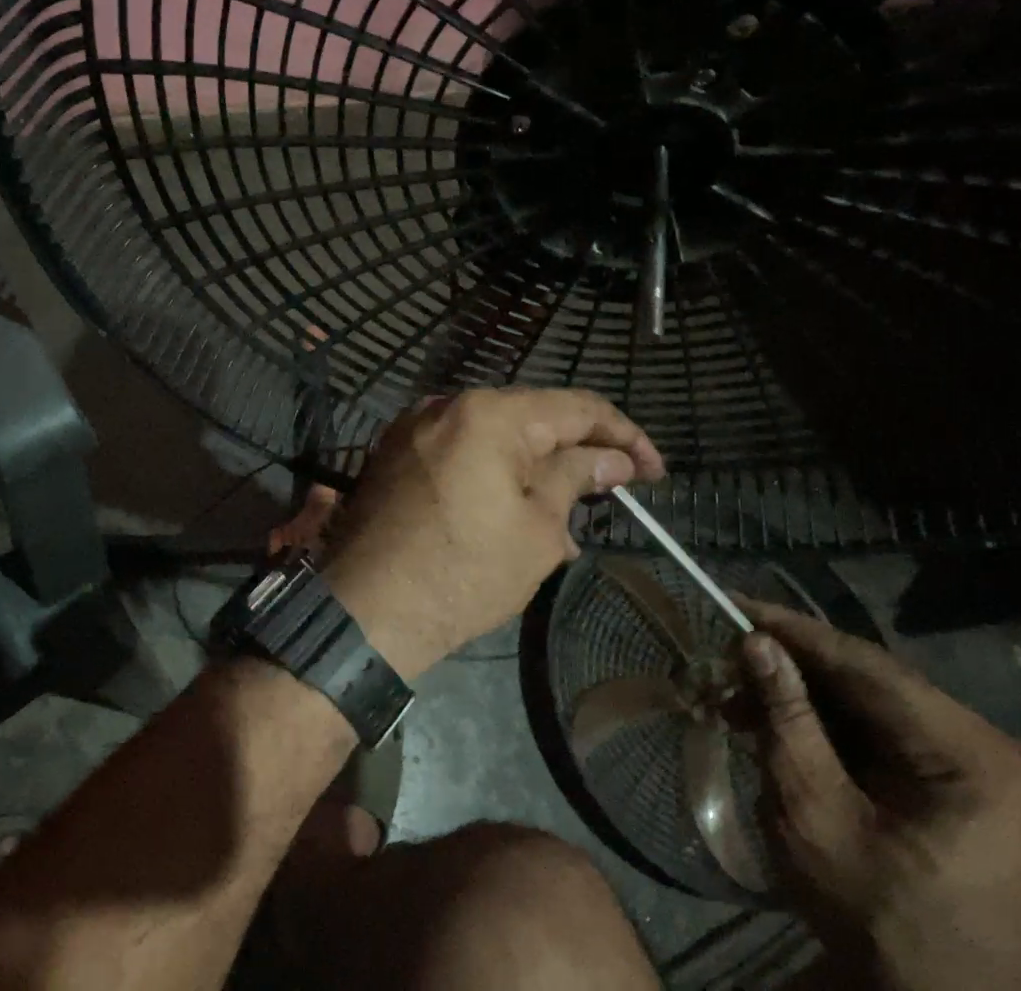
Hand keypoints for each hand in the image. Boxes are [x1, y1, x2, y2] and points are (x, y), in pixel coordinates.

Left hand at [322, 388, 663, 680]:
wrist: (365, 612)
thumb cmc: (461, 573)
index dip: (624, 437)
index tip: (654, 472)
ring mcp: (410, 431)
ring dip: (534, 471)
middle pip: (530, 418)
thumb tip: (611, 460)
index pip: (575, 408)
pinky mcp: (391, 459)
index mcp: (486, 414)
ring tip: (567, 518)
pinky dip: (493, 477)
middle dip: (576, 453)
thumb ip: (576, 479)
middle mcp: (443, 407)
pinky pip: (458, 456)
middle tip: (613, 493)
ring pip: (493, 439)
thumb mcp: (536, 530)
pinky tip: (515, 515)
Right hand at [735, 598, 1020, 990]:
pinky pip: (895, 741)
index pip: (870, 668)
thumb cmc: (870, 910)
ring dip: (809, 702)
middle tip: (725, 659)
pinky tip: (783, 731)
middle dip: (795, 670)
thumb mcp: (812, 810)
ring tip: (740, 699)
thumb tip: (755, 642)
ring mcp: (993, 774)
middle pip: (878, 686)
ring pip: (882, 711)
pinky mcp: (974, 793)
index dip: (795, 632)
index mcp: (975, 757)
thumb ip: (786, 720)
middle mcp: (997, 751)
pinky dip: (836, 732)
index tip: (734, 604)